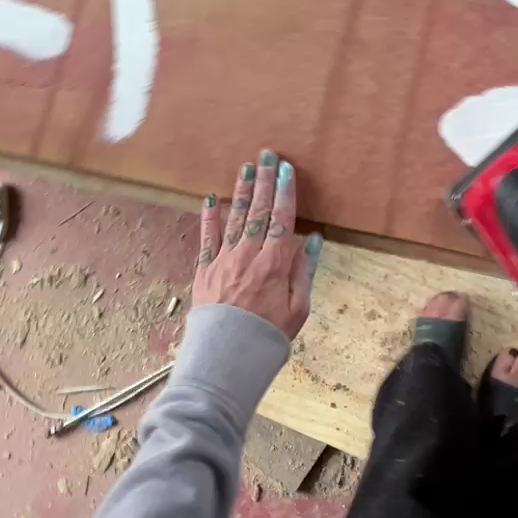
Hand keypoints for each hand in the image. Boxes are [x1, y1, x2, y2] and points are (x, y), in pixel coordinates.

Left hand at [193, 150, 321, 338]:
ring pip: (234, 217)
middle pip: (258, 210)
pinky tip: (211, 198)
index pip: (281, 218)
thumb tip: (312, 239)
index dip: (285, 191)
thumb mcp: (298, 309)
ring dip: (241, 190)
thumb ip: (305, 271)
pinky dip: (209, 217)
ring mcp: (223, 261)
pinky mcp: (204, 271)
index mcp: (274, 263)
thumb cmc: (267, 338)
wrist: (224, 363)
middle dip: (263, 180)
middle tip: (266, 154)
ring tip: (245, 167)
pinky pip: (207, 238)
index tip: (286, 169)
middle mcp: (248, 255)